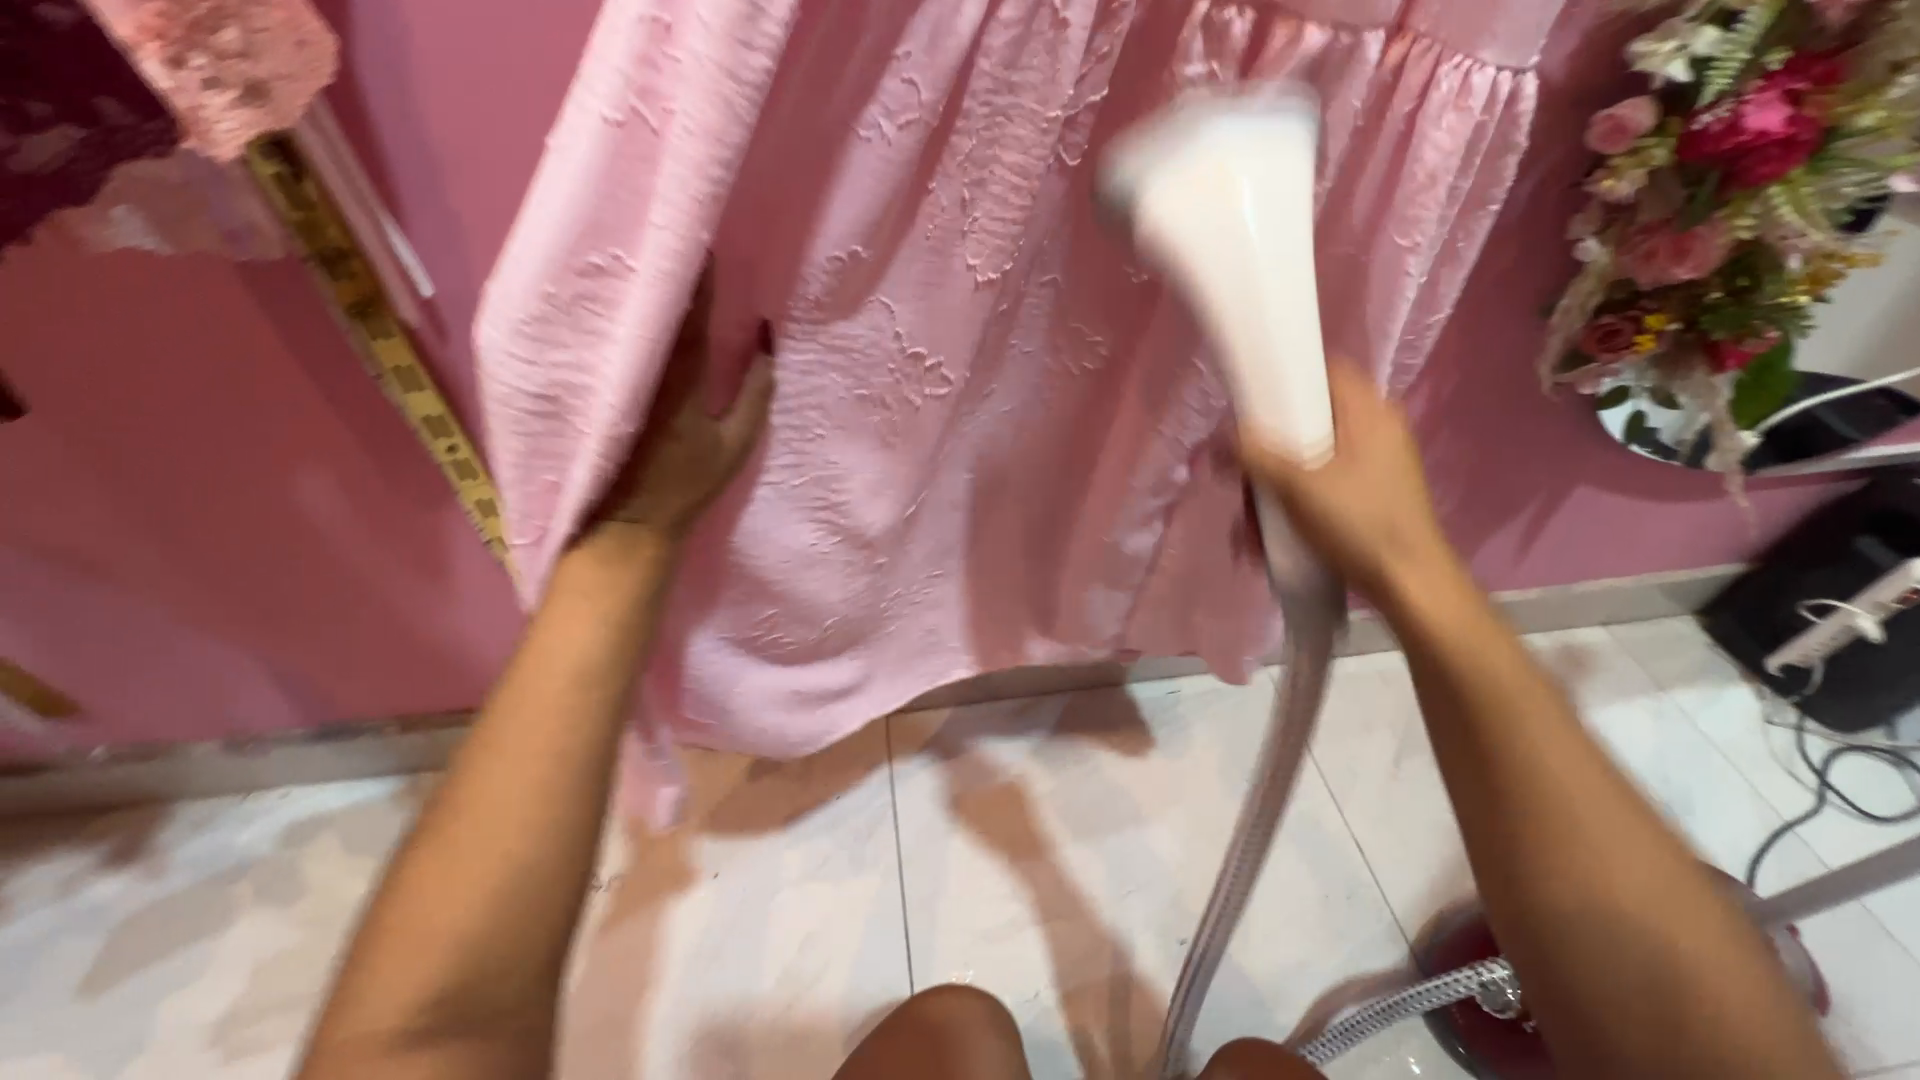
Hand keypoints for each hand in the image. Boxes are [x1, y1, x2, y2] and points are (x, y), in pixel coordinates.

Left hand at [579, 266, 775, 550]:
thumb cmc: (686, 486)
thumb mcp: (735, 446)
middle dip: (663, 274)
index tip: (705, 246)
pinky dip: (617, 317)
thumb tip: (766, 344)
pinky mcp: (591, 389)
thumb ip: (755, 394)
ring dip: (639, 290)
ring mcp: (612, 381)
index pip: (689, 322)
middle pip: (650, 313)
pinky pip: (607, 342)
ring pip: (625, 323)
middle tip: (673, 235)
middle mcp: (641, 375)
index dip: (698, 284)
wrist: (626, 524)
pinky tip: (622, 297)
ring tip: (650, 256)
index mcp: (680, 386)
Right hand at [1237, 360, 1457, 602]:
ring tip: (1248, 531)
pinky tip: (1265, 542)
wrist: (1410, 585)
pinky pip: (1315, 491)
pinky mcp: (1364, 499)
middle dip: (1262, 458)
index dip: (1283, 379)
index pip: (1323, 370)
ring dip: (1268, 495)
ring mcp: (1370, 468)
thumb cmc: (1360, 524)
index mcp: (1368, 413)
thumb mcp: (1299, 486)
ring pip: (1303, 463)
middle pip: (1303, 424)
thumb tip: (1214, 441)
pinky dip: (1289, 511)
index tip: (1246, 403)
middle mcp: (1372, 432)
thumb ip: (1254, 456)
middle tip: (1241, 485)